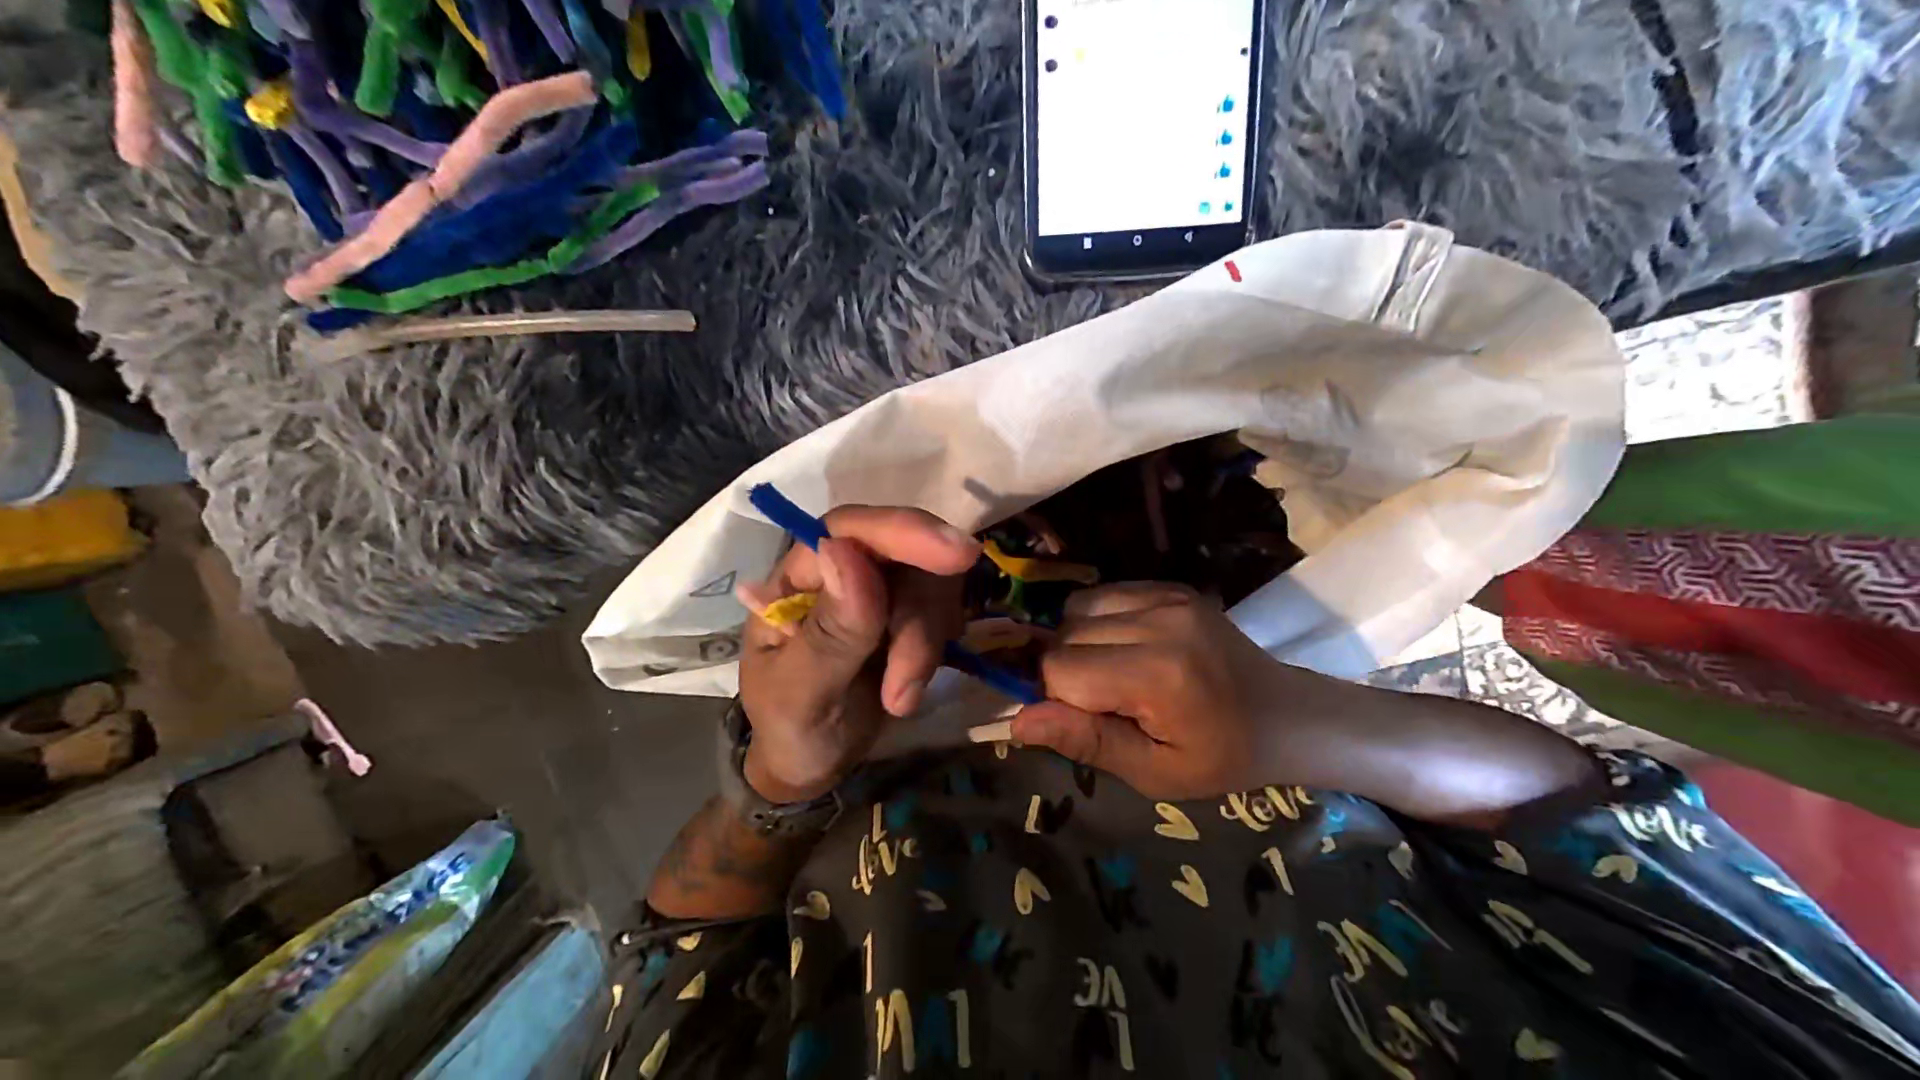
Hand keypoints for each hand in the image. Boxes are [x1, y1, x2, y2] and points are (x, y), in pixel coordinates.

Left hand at [735, 506, 978, 802]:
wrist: (815, 762)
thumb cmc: (793, 729)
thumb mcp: (801, 693)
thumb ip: (830, 630)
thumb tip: (845, 552)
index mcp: (797, 578)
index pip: (849, 529)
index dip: (901, 531)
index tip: (956, 555)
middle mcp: (841, 570)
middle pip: (903, 554)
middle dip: (917, 618)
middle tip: (906, 683)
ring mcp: (878, 590)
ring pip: (931, 582)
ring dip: (925, 643)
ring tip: (899, 698)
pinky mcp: (907, 612)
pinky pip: (943, 608)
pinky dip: (935, 649)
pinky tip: (909, 687)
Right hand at [1010, 582, 1304, 799]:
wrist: (1285, 714)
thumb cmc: (1221, 756)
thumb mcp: (1154, 772)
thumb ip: (1086, 742)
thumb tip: (1017, 721)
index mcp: (1157, 675)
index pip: (1059, 670)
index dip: (1058, 699)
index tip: (1089, 721)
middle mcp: (1158, 622)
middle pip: (1063, 635)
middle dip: (1066, 671)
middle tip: (1105, 702)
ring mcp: (1165, 596)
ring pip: (1075, 609)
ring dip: (1077, 641)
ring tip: (1113, 671)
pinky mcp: (1169, 585)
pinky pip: (1102, 594)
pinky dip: (1097, 620)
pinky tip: (1126, 645)